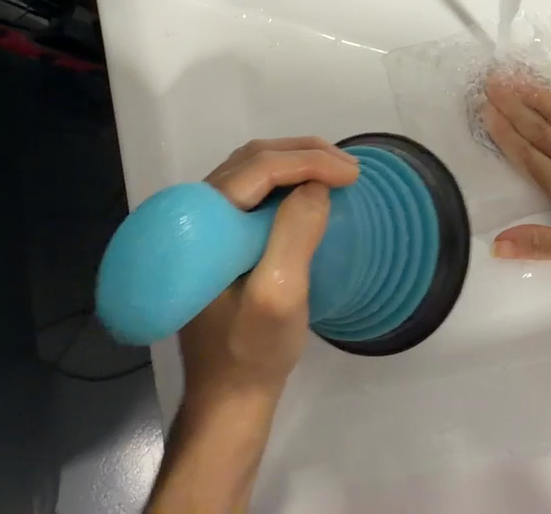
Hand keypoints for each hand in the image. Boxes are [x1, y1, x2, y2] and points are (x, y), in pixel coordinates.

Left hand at [177, 138, 359, 404]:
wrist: (228, 397)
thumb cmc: (253, 351)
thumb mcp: (279, 296)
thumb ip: (294, 235)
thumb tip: (316, 186)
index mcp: (202, 223)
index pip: (259, 167)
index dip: (309, 161)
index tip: (353, 175)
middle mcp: (196, 214)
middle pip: (254, 159)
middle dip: (306, 153)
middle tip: (350, 170)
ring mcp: (206, 224)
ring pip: (254, 168)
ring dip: (298, 161)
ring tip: (337, 172)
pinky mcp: (219, 236)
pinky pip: (254, 188)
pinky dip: (287, 179)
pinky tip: (312, 189)